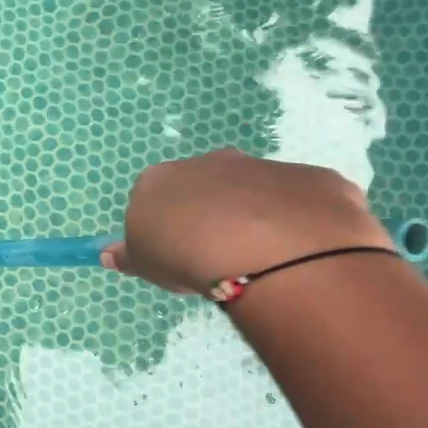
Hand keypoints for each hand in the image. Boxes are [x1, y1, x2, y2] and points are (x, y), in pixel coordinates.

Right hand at [102, 149, 391, 294]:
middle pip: (206, 185)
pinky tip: (299, 248)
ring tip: (260, 254)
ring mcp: (268, 166)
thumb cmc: (187, 256)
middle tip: (214, 249)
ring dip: (256, 214)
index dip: (163, 222)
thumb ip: (127, 256)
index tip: (170, 247)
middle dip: (210, 210)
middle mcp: (210, 162)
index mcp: (160, 179)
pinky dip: (300, 219)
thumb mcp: (144, 264)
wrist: (274, 252)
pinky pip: (303, 199)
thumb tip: (110, 254)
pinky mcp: (317, 178)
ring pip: (256, 190)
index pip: (154, 196)